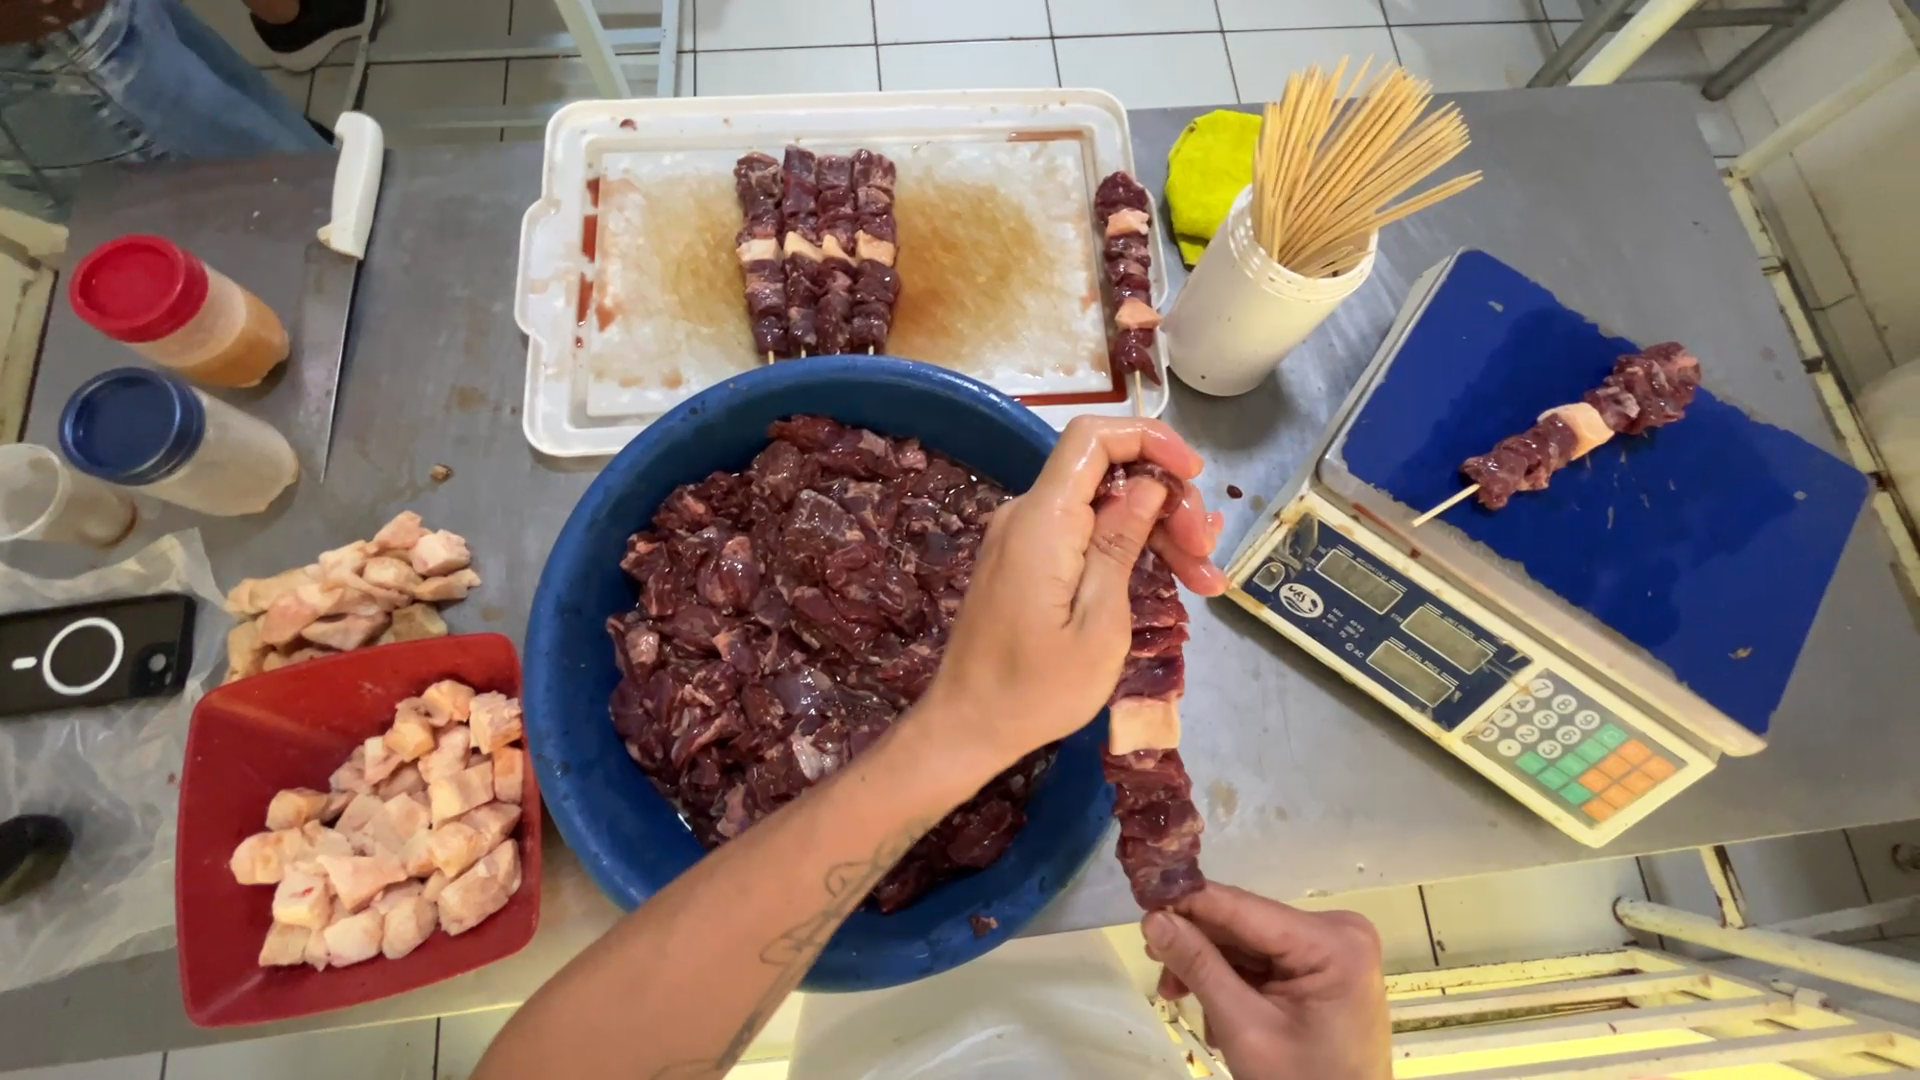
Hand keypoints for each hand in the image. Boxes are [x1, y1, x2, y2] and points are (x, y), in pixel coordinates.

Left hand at [918, 417, 1227, 769]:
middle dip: (1167, 502)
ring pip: (1102, 507)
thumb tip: (1148, 484)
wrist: (968, 724)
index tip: (1195, 474)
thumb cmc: (1037, 689)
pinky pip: (1082, 533)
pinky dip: (1126, 548)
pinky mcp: (1026, 560)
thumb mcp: (1098, 622)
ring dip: (1157, 533)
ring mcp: (1024, 537)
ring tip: (1207, 579)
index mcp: (1043, 521)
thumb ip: (1120, 544)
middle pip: (1106, 474)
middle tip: (1207, 554)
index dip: (1149, 439)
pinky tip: (1172, 573)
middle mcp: (1027, 515)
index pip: (1092, 439)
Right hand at [1144, 884, 1390, 1079]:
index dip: (1186, 902)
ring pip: (1244, 941)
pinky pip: (1260, 958)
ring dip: (1207, 966)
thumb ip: (1198, 965)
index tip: (1141, 904)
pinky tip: (1210, 1007)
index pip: (1240, 906)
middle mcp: (1335, 930)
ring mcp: (1330, 948)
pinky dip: (1230, 979)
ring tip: (1174, 993)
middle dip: (1195, 945)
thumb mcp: (1245, 1028)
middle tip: (1152, 960)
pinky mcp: (1321, 967)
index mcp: (1331, 941)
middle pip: (1241, 924)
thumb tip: (1151, 917)